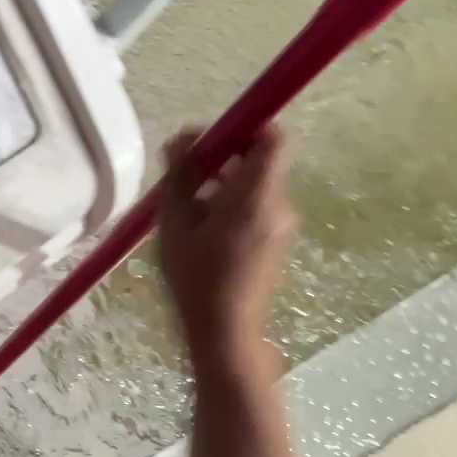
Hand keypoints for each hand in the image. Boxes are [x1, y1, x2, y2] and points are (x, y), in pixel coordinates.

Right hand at [157, 125, 297, 378]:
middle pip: (260, 160)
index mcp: (257, 198)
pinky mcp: (275, 239)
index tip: (208, 135)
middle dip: (221, 156)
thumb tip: (184, 138)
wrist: (224, 329)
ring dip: (220, 181)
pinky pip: (254, 204)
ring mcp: (281, 224)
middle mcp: (280, 205)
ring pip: (253, 183)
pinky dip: (227, 201)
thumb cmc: (194, 276)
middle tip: (180, 172)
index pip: (273, 139)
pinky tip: (196, 226)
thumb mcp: (174, 223)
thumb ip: (181, 176)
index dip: (245, 126)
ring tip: (182, 204)